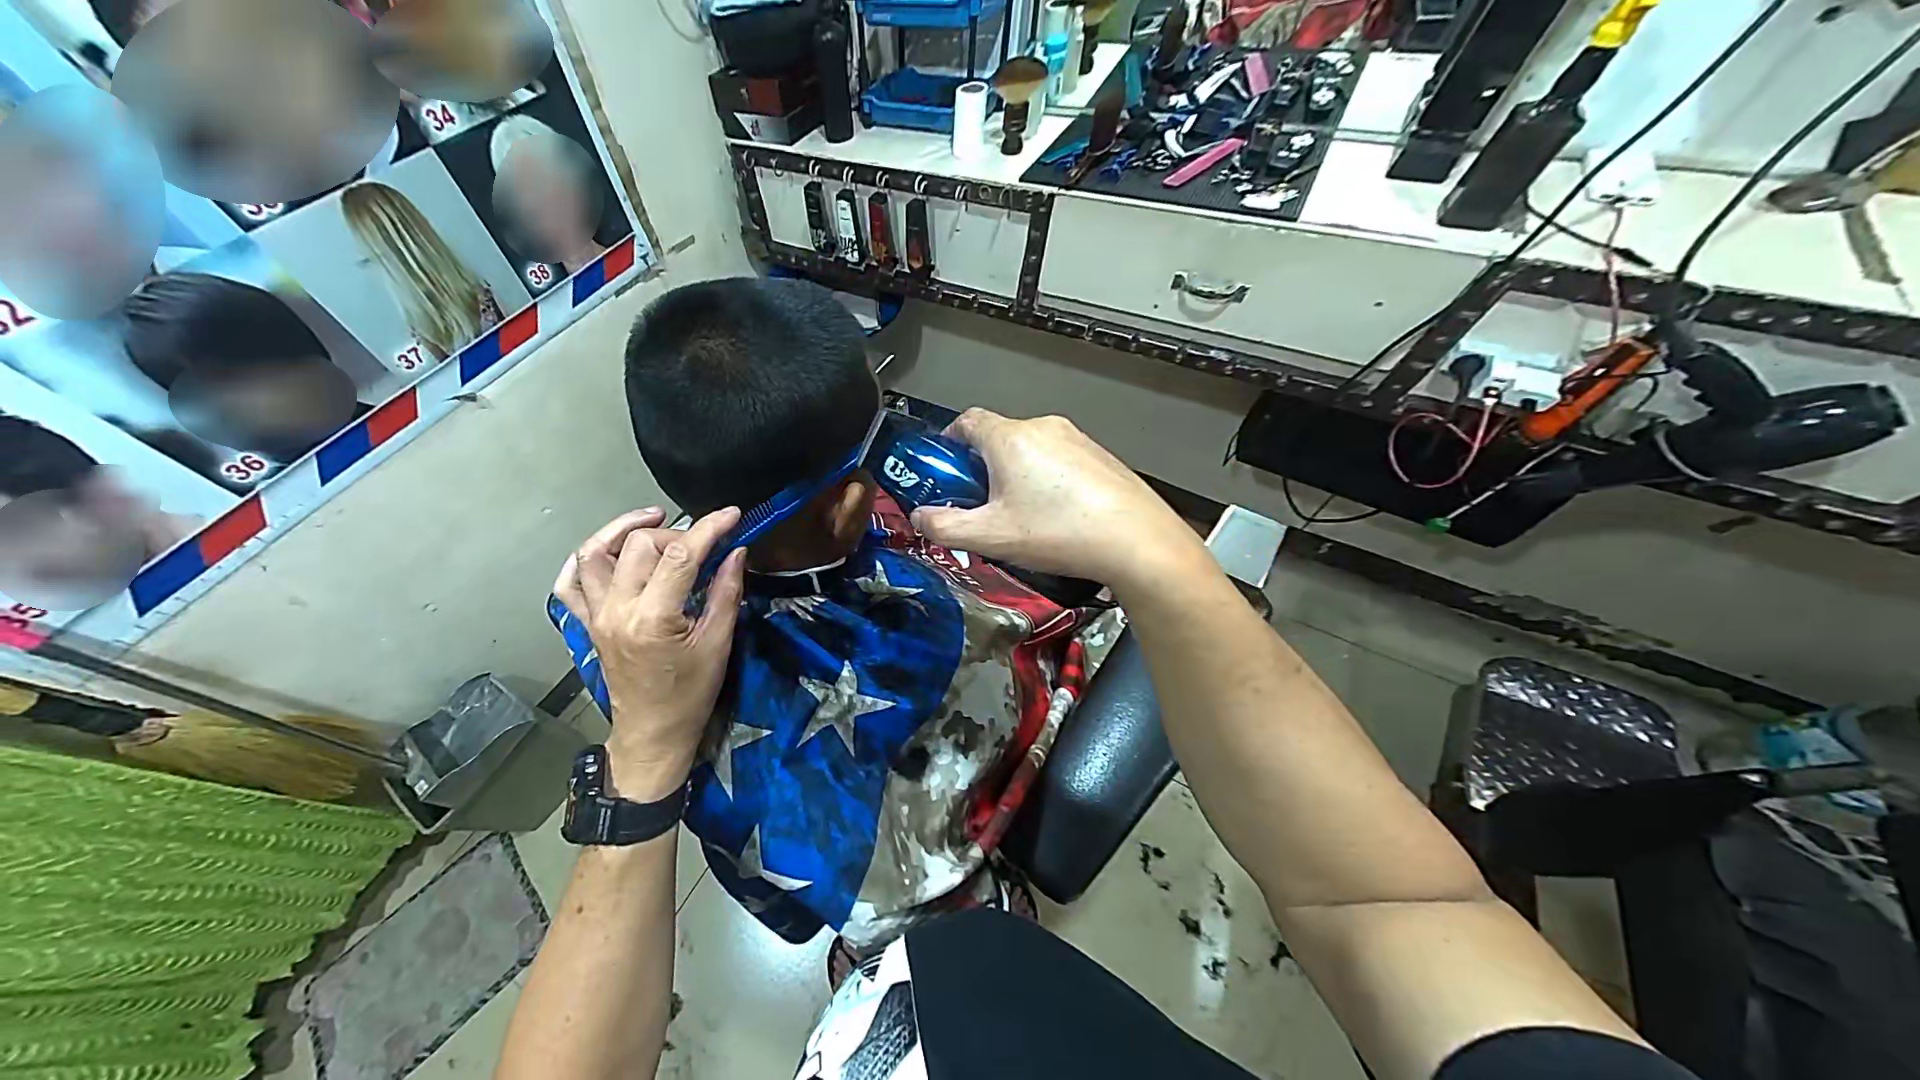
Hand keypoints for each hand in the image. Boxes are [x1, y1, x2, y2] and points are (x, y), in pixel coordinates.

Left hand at [553, 507, 746, 800]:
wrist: (653, 732)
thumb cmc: (691, 694)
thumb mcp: (719, 643)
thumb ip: (726, 592)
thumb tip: (736, 551)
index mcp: (654, 617)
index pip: (681, 554)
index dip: (709, 527)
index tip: (732, 515)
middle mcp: (617, 610)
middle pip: (640, 545)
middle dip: (676, 533)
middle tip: (702, 544)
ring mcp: (595, 615)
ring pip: (596, 553)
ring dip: (624, 530)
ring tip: (654, 521)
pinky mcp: (586, 624)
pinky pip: (570, 584)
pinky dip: (584, 559)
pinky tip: (609, 548)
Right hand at [908, 409, 1202, 590]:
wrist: (1137, 541)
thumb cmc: (1062, 532)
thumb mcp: (991, 536)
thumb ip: (944, 527)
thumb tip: (922, 518)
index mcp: (1010, 438)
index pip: (966, 420)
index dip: (948, 441)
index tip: (944, 467)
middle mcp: (1043, 428)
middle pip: (998, 438)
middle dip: (982, 468)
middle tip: (980, 505)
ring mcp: (1077, 440)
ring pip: (1031, 451)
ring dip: (1016, 476)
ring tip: (1021, 518)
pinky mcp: (1100, 457)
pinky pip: (1060, 461)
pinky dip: (1048, 481)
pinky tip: (1056, 517)